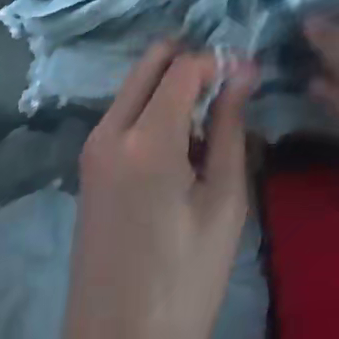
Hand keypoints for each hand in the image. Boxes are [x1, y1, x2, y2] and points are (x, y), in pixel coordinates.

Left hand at [64, 41, 256, 338]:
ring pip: (137, 81)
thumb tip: (243, 72)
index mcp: (146, 141)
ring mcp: (92, 147)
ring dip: (173, 83)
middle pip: (152, 59)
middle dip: (192, 60)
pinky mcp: (88, 165)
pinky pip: (125, 110)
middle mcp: (110, 130)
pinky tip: (182, 141)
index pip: (184, 66)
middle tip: (227, 87)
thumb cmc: (184, 279)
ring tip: (210, 119)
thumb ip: (230, 128)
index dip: (220, 61)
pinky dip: (156, 105)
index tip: (249, 77)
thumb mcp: (224, 204)